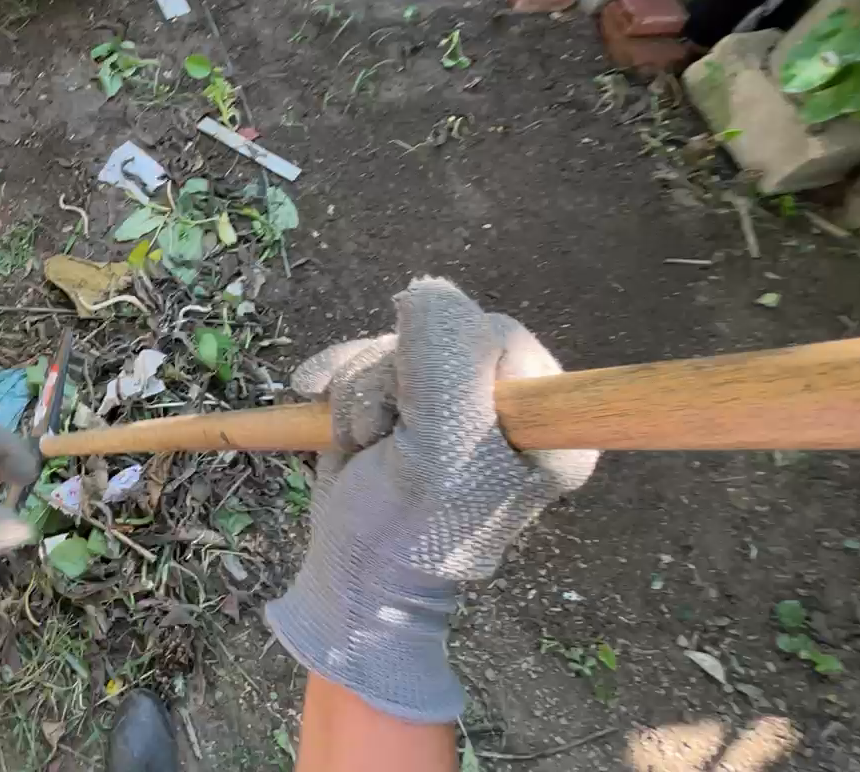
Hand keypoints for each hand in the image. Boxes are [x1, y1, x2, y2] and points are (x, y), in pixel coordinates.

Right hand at [264, 277, 597, 723]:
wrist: (353, 571)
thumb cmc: (408, 529)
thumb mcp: (438, 452)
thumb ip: (445, 366)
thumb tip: (426, 288)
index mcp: (547, 423)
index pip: (499, 338)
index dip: (442, 361)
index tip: (411, 414)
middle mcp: (505, 406)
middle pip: (435, 335)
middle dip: (383, 377)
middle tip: (374, 433)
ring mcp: (450, 400)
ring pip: (393, 343)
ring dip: (356, 386)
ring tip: (352, 438)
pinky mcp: (401, 398)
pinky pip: (363, 354)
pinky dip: (334, 375)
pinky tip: (312, 393)